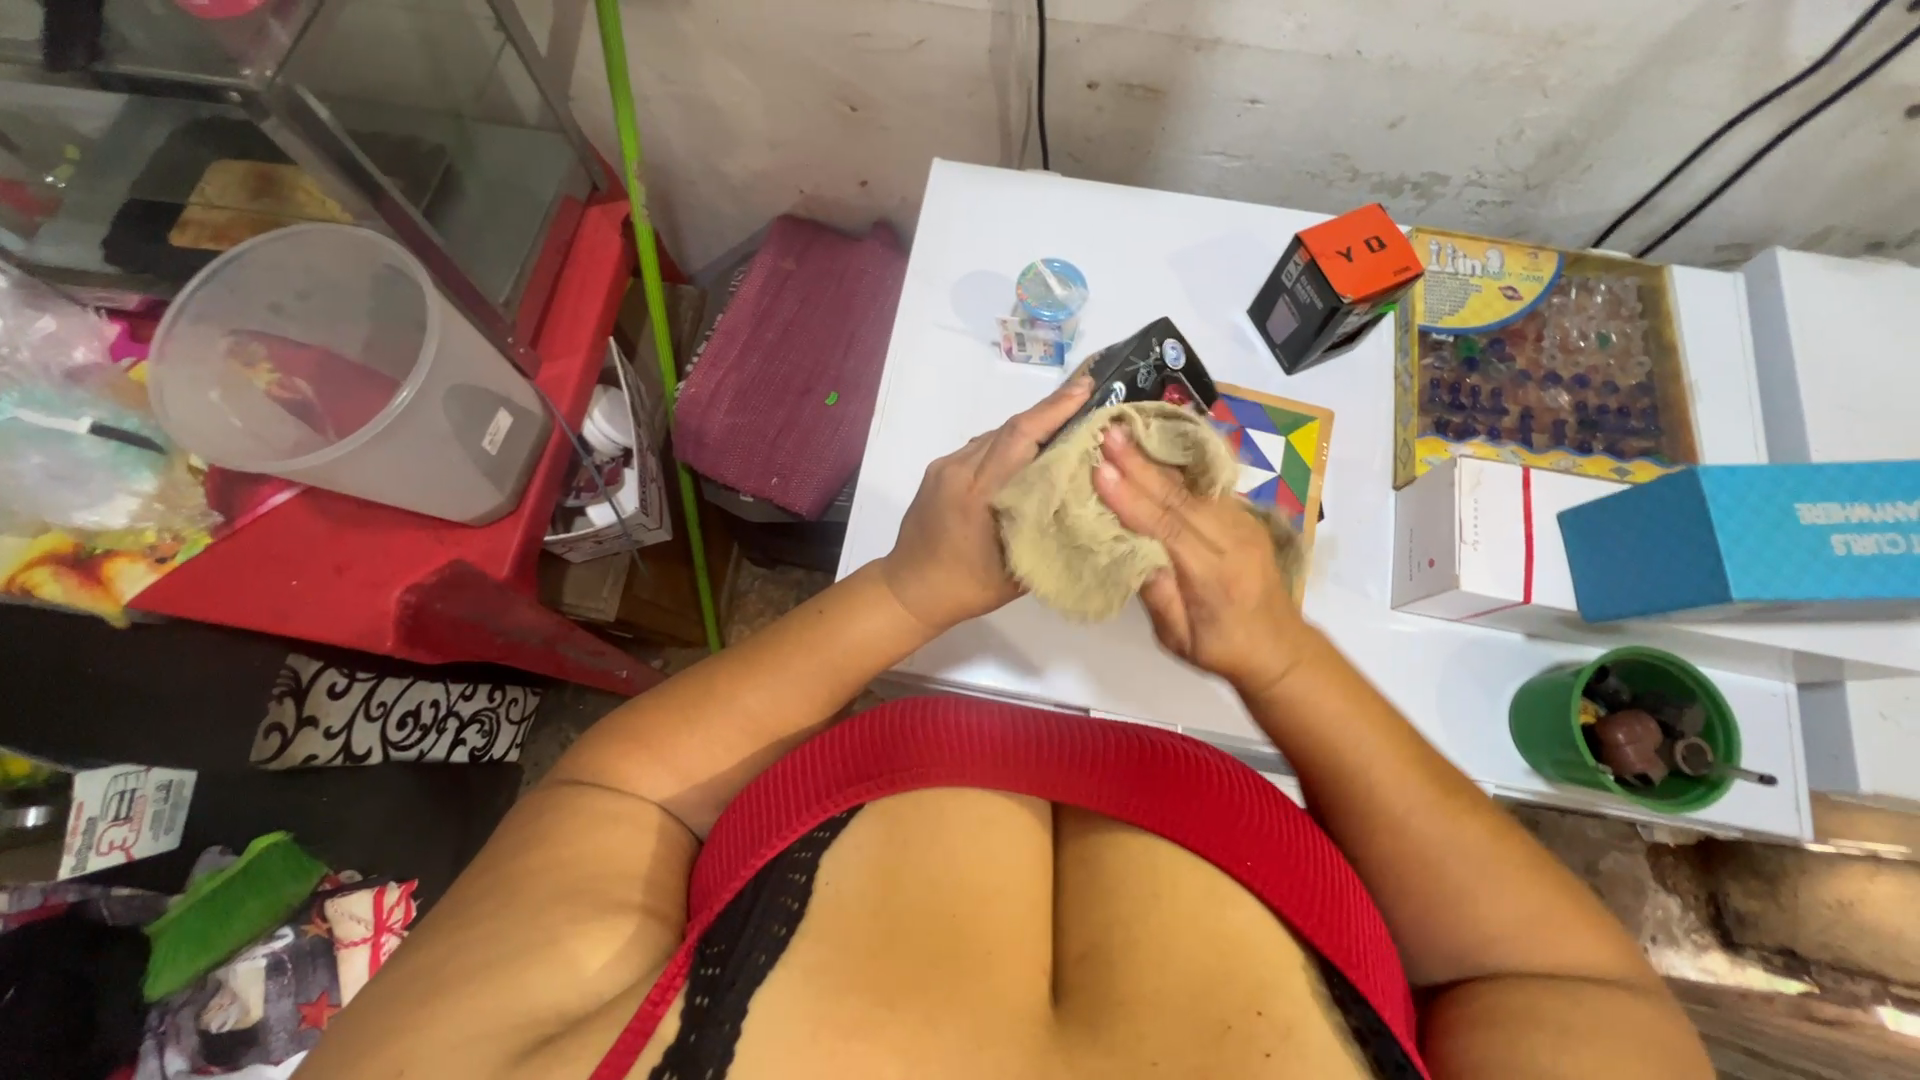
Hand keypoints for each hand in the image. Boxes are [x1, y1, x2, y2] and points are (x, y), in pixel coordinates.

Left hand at [879, 374, 1093, 632]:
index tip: (1087, 388)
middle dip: (1051, 410)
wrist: (909, 589)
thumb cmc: (968, 587)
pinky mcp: (939, 470)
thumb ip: (1047, 529)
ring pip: (995, 435)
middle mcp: (958, 471)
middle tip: (1088, 397)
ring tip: (1067, 423)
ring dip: (1031, 427)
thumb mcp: (1018, 568)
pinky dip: (1009, 443)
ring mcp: (945, 467)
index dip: (1053, 410)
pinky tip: (1030, 451)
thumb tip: (1081, 496)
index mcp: (978, 495)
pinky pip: (981, 447)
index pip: (1019, 438)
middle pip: (1010, 428)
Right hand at [1092, 423, 1318, 693]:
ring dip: (1155, 458)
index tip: (1101, 471)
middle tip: (1108, 434)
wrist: (1280, 648)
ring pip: (1193, 486)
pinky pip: (1206, 487)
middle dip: (1140, 465)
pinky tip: (1154, 448)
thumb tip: (1131, 553)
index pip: (1168, 528)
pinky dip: (1176, 466)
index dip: (1132, 499)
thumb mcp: (1179, 639)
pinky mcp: (1245, 517)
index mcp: (1215, 576)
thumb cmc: (1222, 650)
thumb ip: (1157, 597)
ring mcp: (1244, 525)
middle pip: (1180, 497)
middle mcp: (1234, 541)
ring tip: (1124, 433)